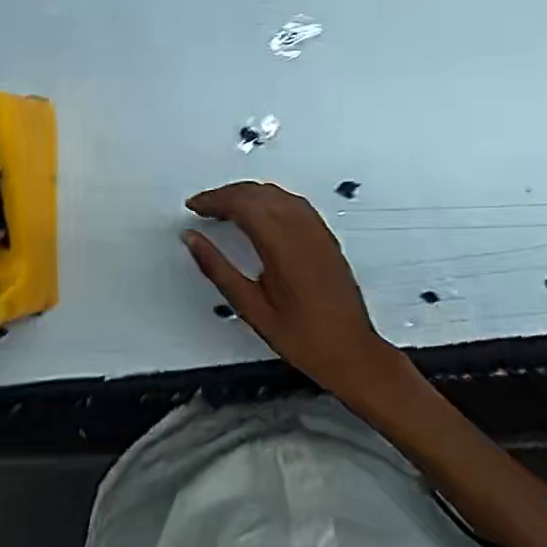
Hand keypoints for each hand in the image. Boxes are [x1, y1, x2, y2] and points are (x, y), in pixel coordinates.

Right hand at [182, 181, 394, 395]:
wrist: (353, 354)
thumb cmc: (308, 338)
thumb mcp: (250, 307)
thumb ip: (217, 269)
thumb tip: (194, 241)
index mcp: (282, 247)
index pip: (241, 204)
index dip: (213, 200)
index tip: (196, 206)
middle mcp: (303, 233)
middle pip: (257, 193)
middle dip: (225, 194)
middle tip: (204, 205)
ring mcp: (318, 233)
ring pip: (275, 193)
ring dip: (246, 193)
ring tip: (226, 205)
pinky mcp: (326, 238)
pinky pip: (293, 202)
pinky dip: (268, 198)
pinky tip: (259, 210)